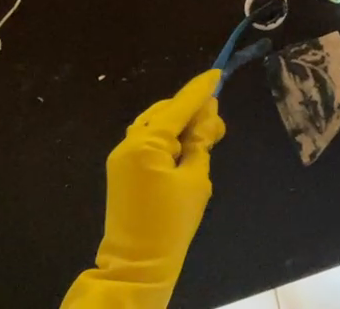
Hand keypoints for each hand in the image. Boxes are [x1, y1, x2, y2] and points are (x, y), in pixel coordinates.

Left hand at [62, 71, 225, 308]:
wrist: (136, 267)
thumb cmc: (171, 223)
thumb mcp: (196, 179)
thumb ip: (201, 142)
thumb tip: (207, 115)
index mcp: (147, 143)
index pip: (180, 106)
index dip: (201, 90)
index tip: (217, 72)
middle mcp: (130, 142)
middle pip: (166, 112)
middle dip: (192, 112)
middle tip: (217, 124)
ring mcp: (122, 156)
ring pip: (156, 125)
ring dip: (180, 125)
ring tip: (205, 137)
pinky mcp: (122, 170)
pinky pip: (148, 141)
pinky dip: (167, 138)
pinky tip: (185, 149)